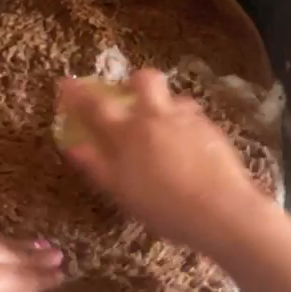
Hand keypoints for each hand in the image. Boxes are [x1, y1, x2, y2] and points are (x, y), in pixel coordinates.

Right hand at [58, 68, 274, 255]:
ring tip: (164, 130)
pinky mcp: (212, 128)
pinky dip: (185, 126)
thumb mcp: (123, 192)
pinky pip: (193, 117)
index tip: (66, 83)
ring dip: (164, 107)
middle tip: (131, 96)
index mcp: (128, 132)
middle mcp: (156, 116)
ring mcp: (187, 119)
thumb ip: (97, 166)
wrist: (225, 212)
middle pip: (144, 80)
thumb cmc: (166, 207)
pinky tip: (188, 150)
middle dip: (134, 82)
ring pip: (172, 98)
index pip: (95, 104)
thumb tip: (73, 146)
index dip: (77, 92)